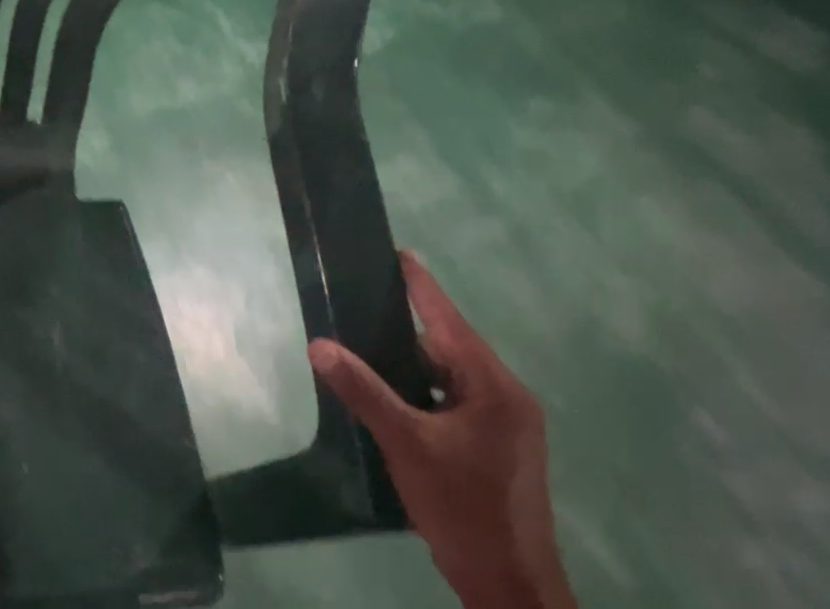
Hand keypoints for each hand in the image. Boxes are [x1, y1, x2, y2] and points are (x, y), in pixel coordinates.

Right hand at [308, 251, 575, 608]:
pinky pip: (454, 403)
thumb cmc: (462, 504)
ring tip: (366, 351)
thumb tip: (319, 344)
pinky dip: (423, 394)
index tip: (400, 253)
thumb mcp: (405, 443)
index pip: (449, 321)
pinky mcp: (498, 448)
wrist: (510, 583)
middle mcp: (506, 398)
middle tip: (361, 307)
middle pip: (449, 348)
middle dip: (406, 330)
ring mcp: (506, 426)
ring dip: (413, 366)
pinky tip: (393, 401)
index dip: (421, 287)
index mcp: (493, 386)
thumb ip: (363, 390)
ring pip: (450, 379)